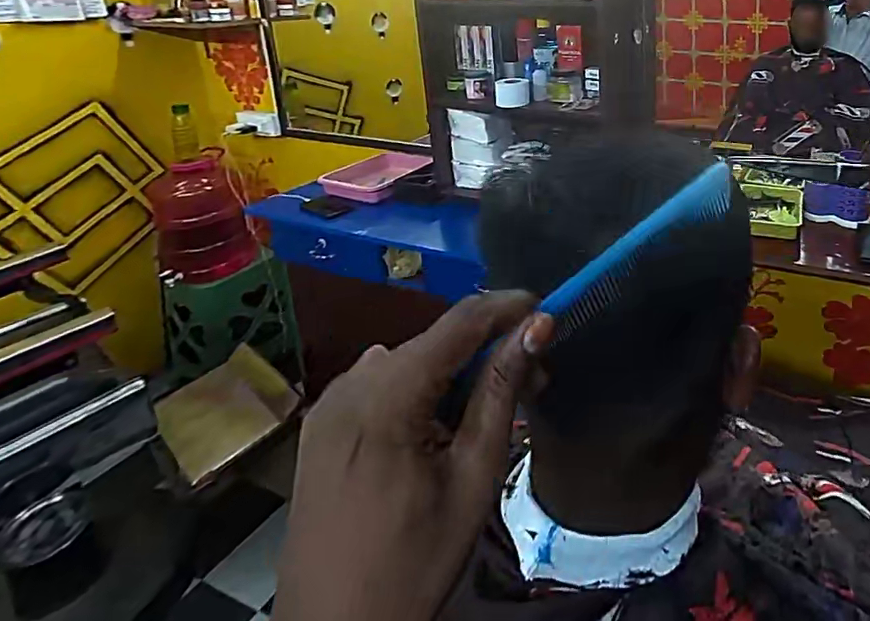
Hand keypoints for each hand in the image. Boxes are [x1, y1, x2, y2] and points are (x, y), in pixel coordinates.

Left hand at [277, 292, 553, 620]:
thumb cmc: (412, 563)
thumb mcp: (472, 477)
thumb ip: (502, 390)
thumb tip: (537, 327)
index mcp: (386, 394)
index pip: (460, 321)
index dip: (509, 307)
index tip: (548, 313)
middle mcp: (352, 381)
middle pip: (436, 341)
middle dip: (488, 348)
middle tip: (533, 378)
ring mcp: (331, 401)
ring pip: (412, 360)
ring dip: (456, 371)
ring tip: (489, 410)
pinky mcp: (322, 422)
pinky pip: (383, 382)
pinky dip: (420, 389)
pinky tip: (439, 426)